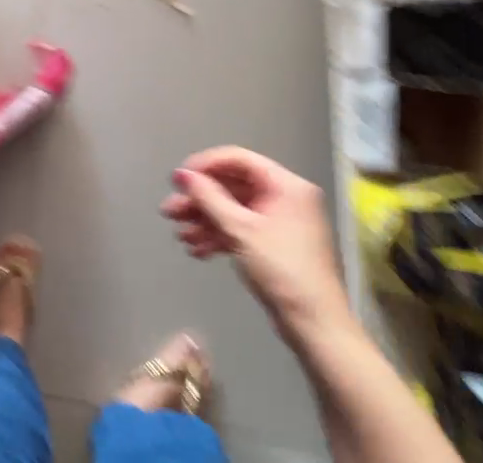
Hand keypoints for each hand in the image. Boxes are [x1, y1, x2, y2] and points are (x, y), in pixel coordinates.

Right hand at [160, 147, 352, 341]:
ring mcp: (279, 221)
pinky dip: (218, 236)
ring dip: (204, 220)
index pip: (238, 159)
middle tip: (169, 211)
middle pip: (232, 186)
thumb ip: (208, 198)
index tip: (178, 179)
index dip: (205, 165)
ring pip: (233, 209)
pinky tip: (197, 250)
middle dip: (199, 199)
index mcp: (286, 185)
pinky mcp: (273, 244)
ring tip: (180, 236)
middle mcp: (284, 197)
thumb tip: (182, 174)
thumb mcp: (240, 229)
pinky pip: (240, 228)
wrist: (313, 323)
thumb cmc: (281, 269)